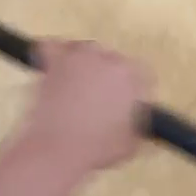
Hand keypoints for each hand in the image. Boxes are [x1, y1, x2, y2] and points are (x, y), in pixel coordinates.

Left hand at [17, 40, 149, 174]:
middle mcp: (107, 58)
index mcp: (132, 76)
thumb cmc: (98, 148)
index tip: (126, 105)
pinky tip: (53, 66)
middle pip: (113, 60)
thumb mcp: (131, 141)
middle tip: (99, 100)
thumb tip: (132, 116)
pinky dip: (54, 54)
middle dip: (108, 77)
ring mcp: (79, 56)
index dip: (135, 90)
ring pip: (86, 51)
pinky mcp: (53, 61)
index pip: (143, 73)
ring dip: (84, 65)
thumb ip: (136, 121)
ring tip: (76, 87)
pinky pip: (53, 46)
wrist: (58, 147)